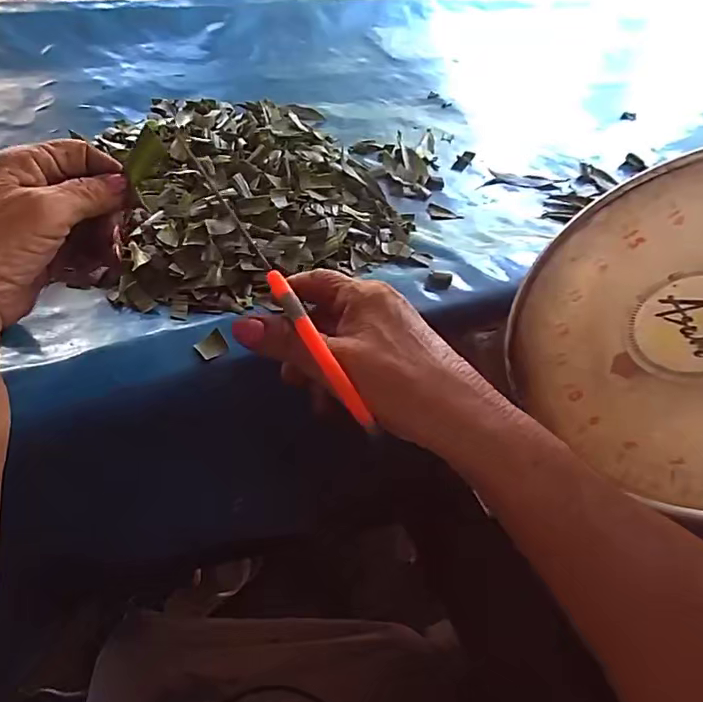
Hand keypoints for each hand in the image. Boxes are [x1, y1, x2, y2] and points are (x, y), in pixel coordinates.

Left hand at [0, 139, 125, 342]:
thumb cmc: (2, 242)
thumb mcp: (48, 208)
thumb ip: (90, 193)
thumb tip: (124, 185)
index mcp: (29, 165)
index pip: (80, 155)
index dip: (108, 171)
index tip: (133, 192)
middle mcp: (35, 191)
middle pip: (88, 193)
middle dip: (108, 213)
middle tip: (120, 233)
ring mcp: (40, 227)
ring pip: (86, 225)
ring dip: (104, 240)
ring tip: (112, 257)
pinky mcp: (45, 258)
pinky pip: (78, 253)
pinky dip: (92, 261)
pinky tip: (101, 271)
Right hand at [232, 270, 515, 454]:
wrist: (461, 420)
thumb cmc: (396, 382)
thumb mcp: (334, 362)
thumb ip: (287, 344)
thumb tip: (241, 325)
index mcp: (363, 296)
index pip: (314, 282)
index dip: (285, 298)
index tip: (262, 322)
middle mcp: (376, 307)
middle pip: (322, 317)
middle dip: (300, 347)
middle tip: (288, 376)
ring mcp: (388, 333)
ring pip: (336, 344)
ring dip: (319, 370)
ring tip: (319, 400)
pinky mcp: (397, 358)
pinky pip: (355, 361)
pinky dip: (342, 379)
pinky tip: (340, 406)